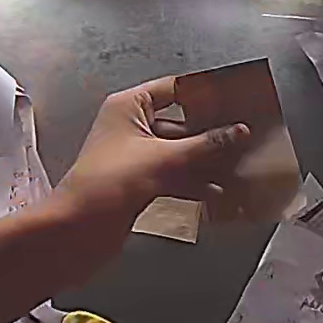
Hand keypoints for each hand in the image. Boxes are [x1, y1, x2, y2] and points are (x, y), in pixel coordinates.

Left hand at [52, 77, 248, 259]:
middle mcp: (132, 126)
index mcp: (129, 106)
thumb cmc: (109, 183)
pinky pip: (173, 175)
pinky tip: (217, 192)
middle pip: (181, 123)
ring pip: (179, 152)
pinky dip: (193, 182)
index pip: (174, 89)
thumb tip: (240, 131)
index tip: (236, 98)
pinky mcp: (140, 181)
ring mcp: (137, 155)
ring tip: (239, 167)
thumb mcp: (163, 159)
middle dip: (211, 134)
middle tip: (246, 136)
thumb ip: (205, 145)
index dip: (204, 93)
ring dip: (205, 161)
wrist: (75, 233)